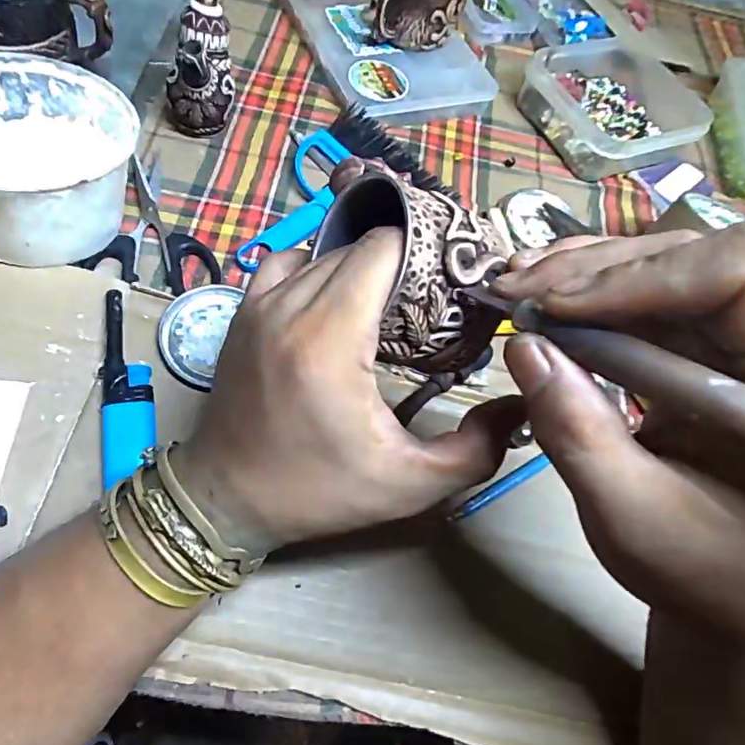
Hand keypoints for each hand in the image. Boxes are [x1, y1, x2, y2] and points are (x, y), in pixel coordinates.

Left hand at [170, 230, 522, 553]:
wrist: (224, 497)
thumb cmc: (313, 492)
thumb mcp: (407, 484)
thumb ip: (476, 447)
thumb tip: (519, 403)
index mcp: (328, 336)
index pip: (385, 247)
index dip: (427, 254)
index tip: (451, 285)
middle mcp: (288, 307)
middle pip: (357, 248)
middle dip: (400, 262)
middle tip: (428, 301)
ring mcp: (256, 307)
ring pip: (320, 254)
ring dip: (356, 269)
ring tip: (383, 303)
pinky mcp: (240, 317)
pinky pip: (282, 266)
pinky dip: (313, 271)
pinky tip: (331, 304)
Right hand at [488, 221, 744, 657]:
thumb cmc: (710, 580)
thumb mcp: (628, 517)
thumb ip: (575, 431)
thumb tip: (521, 345)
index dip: (640, 277)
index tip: (550, 310)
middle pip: (711, 258)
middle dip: (603, 269)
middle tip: (514, 292)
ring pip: (684, 270)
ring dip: (594, 275)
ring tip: (520, 289)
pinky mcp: (735, 358)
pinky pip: (669, 304)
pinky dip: (602, 300)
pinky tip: (552, 304)